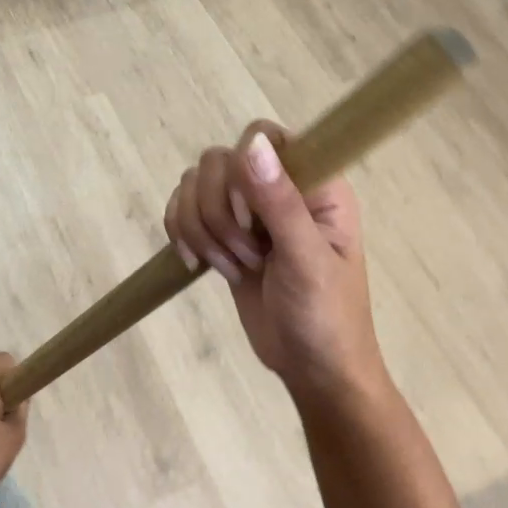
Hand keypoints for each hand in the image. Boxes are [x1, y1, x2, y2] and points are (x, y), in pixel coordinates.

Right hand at [163, 122, 385, 403]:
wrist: (312, 371)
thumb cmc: (326, 318)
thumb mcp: (307, 261)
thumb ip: (279, 201)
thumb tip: (250, 144)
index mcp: (314, 183)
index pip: (263, 137)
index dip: (244, 171)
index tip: (253, 218)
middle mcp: (278, 186)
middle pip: (217, 161)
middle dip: (218, 212)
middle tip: (247, 255)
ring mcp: (247, 211)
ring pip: (193, 185)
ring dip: (200, 229)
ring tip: (231, 267)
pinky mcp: (221, 233)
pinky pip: (181, 209)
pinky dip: (180, 234)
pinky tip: (196, 264)